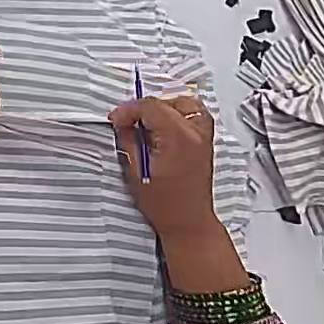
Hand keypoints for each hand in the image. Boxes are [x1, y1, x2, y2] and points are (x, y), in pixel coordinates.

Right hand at [110, 94, 216, 238]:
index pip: (150, 106)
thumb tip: (123, 124)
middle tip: (127, 121)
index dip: (128, 110)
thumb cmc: (166, 204)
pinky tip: (164, 126)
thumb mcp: (135, 171)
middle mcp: (195, 132)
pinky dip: (178, 113)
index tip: (117, 118)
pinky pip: (194, 113)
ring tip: (146, 122)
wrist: (187, 221)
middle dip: (143, 108)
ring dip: (163, 108)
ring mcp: (204, 136)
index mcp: (177, 136)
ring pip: (183, 103)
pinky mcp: (206, 141)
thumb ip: (128, 141)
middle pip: (166, 102)